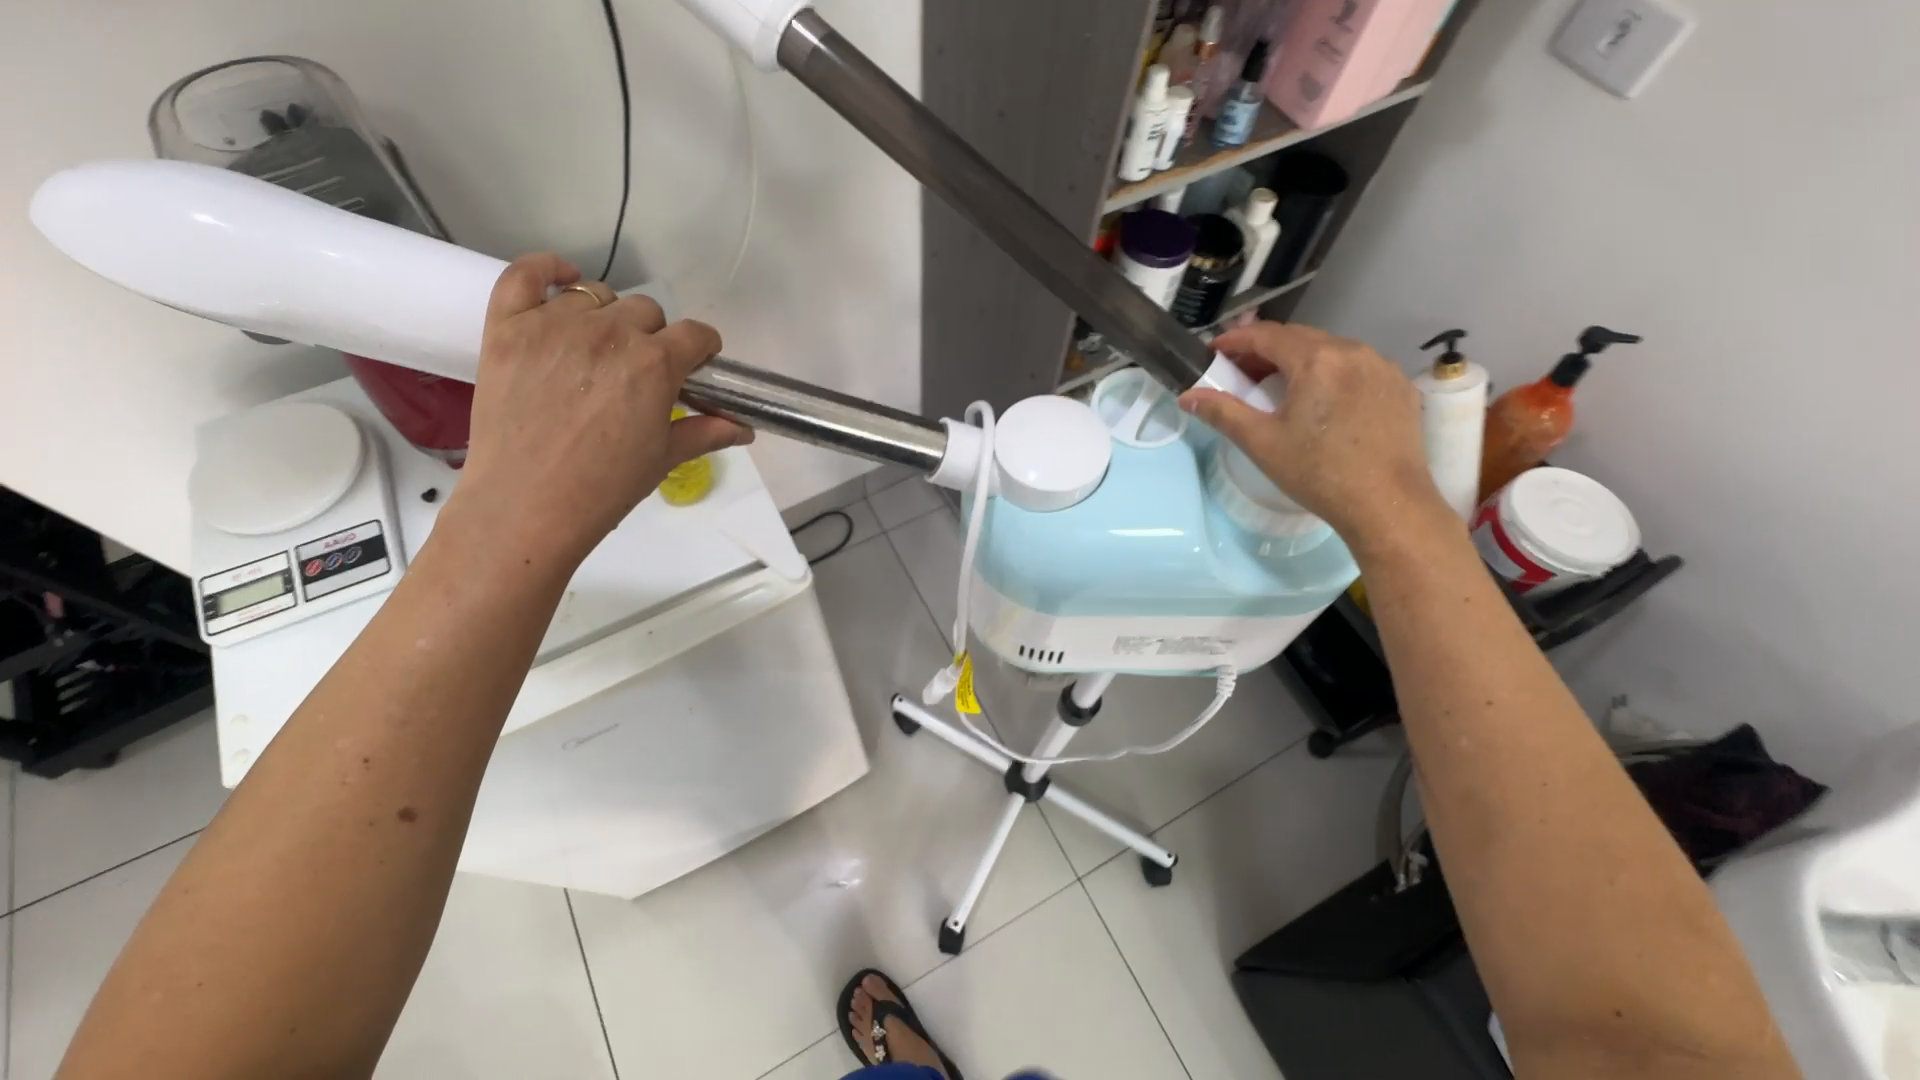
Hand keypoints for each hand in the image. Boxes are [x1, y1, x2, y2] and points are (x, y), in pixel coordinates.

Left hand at [452, 255, 750, 564]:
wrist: (527, 507)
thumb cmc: (603, 488)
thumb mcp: (663, 459)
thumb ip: (706, 432)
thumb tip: (744, 429)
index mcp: (654, 364)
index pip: (695, 334)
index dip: (701, 350)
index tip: (695, 364)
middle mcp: (609, 333)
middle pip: (647, 311)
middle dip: (652, 336)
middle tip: (638, 370)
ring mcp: (553, 325)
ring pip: (595, 295)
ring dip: (605, 315)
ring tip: (596, 348)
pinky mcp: (507, 327)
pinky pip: (525, 274)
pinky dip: (546, 270)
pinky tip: (561, 281)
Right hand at [1179, 321, 1442, 545]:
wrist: (1387, 504)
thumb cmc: (1318, 473)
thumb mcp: (1262, 443)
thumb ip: (1222, 413)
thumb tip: (1187, 396)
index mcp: (1316, 360)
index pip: (1267, 335)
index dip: (1235, 340)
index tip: (1214, 352)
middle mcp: (1352, 351)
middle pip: (1299, 338)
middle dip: (1266, 350)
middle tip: (1241, 373)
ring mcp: (1381, 366)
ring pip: (1330, 350)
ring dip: (1299, 361)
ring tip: (1280, 388)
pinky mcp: (1399, 386)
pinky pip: (1356, 367)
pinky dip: (1331, 374)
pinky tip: (1321, 402)